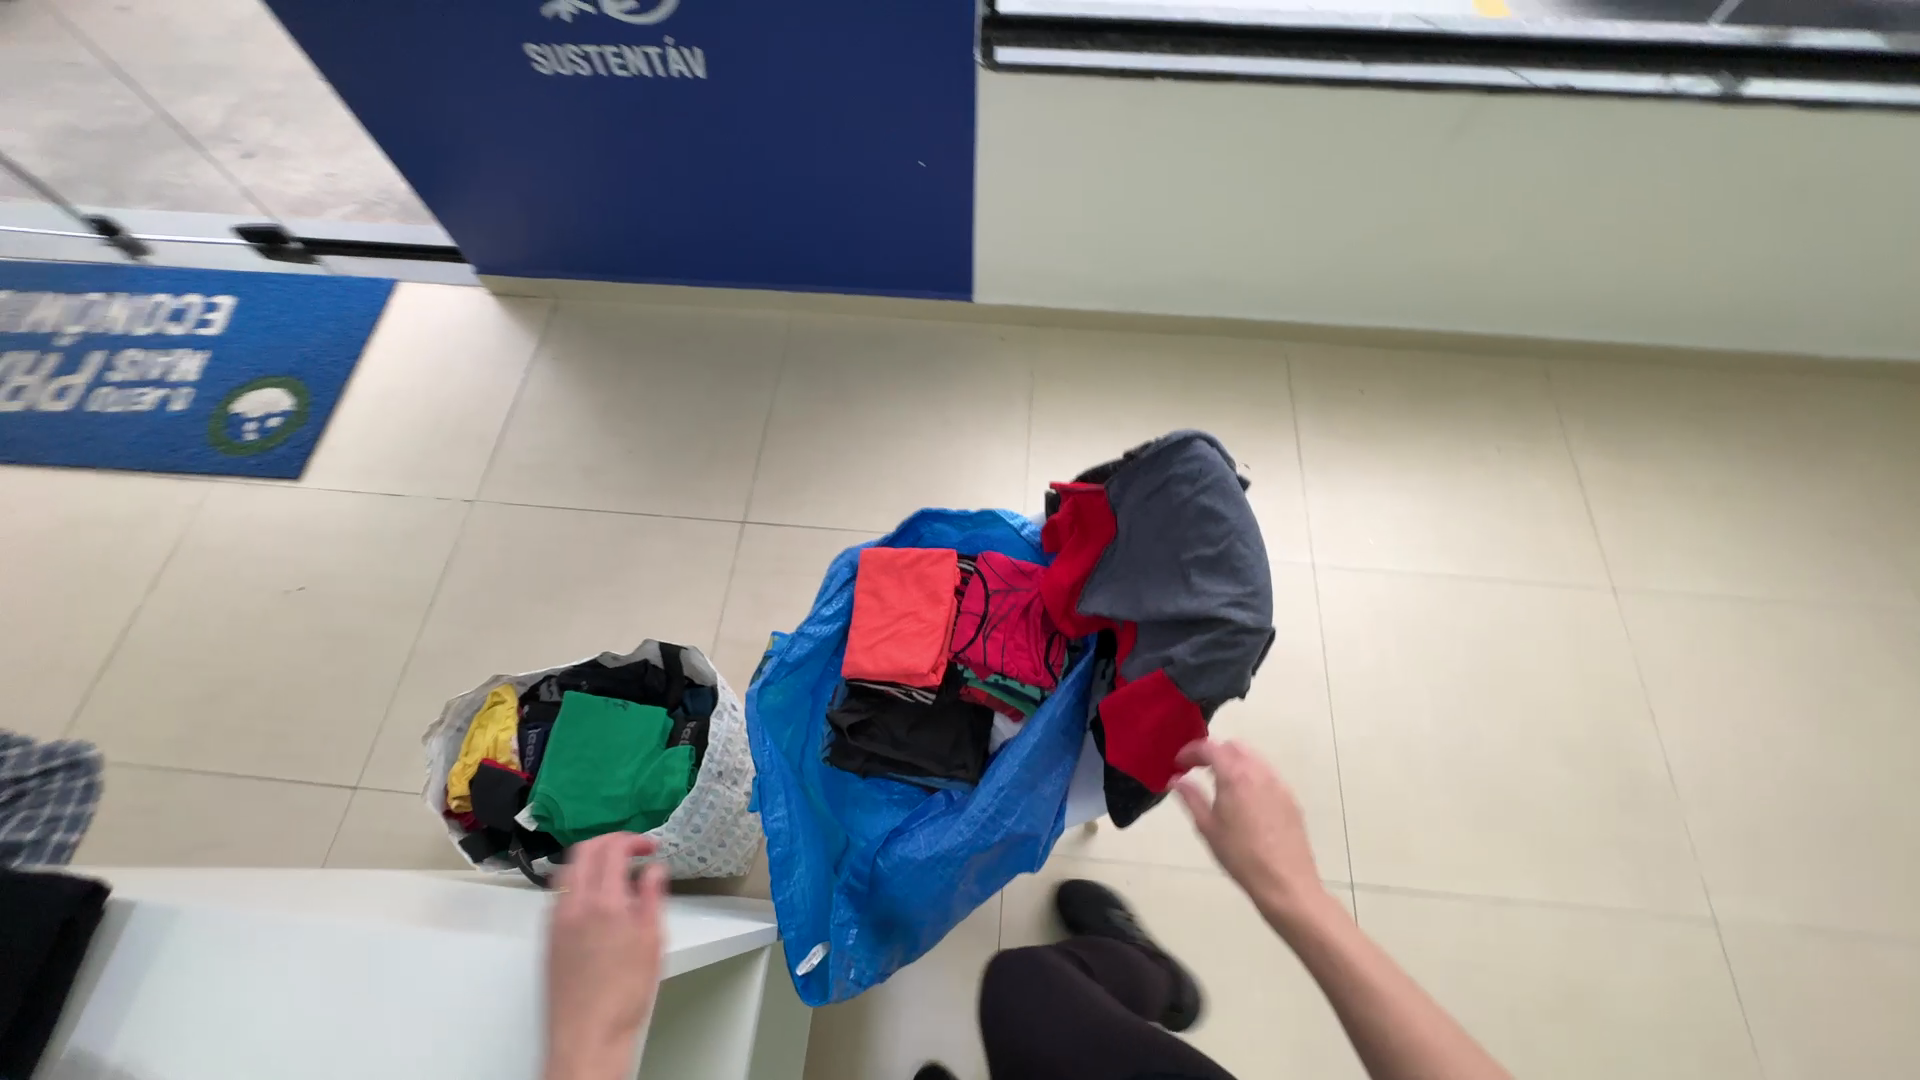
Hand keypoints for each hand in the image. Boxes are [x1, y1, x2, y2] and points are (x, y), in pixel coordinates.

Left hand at [543, 833, 667, 1079]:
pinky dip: (578, 881)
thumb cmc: (625, 993)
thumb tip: (653, 869)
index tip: (650, 846)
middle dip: (610, 841)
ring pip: (567, 871)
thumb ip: (653, 897)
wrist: (587, 1037)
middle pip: (583, 851)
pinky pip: (559, 894)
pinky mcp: (548, 939)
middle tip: (633, 849)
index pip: (612, 849)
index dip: (633, 839)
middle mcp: (574, 906)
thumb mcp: (653, 940)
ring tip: (615, 871)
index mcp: (604, 903)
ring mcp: (556, 922)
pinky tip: (597, 899)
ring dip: (591, 860)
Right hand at [1173, 739, 1327, 920]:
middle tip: (1197, 769)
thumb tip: (1176, 780)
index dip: (1191, 751)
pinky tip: (1243, 799)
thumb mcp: (1207, 827)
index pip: (1209, 747)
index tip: (1178, 764)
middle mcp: (1259, 772)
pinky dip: (1250, 775)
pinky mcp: (1290, 798)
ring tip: (1219, 783)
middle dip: (1213, 752)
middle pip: (1233, 746)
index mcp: (1235, 776)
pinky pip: (1267, 774)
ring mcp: (1278, 783)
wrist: (1285, 883)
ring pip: (1253, 757)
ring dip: (1233, 762)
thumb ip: (1190, 797)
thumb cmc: (1240, 856)